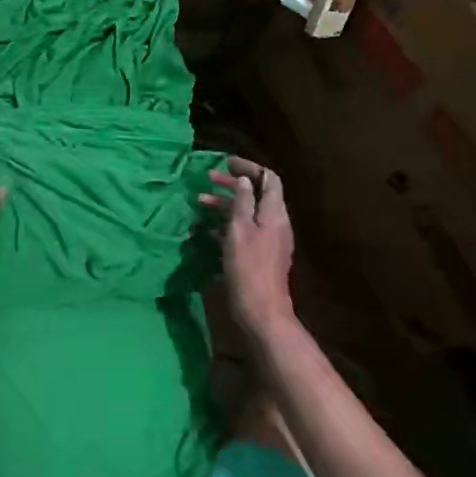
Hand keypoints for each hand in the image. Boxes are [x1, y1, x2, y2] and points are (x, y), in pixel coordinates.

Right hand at [200, 157, 295, 333]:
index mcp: (274, 213)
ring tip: (200, 202)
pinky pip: (244, 230)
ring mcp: (270, 240)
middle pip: (256, 194)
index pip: (268, 179)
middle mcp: (275, 223)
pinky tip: (206, 230)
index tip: (226, 163)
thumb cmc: (248, 268)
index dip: (248, 167)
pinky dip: (226, 224)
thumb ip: (242, 202)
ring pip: (247, 212)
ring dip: (225, 204)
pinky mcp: (261, 255)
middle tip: (208, 179)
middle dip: (233, 184)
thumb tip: (244, 179)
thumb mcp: (240, 230)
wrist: (262, 313)